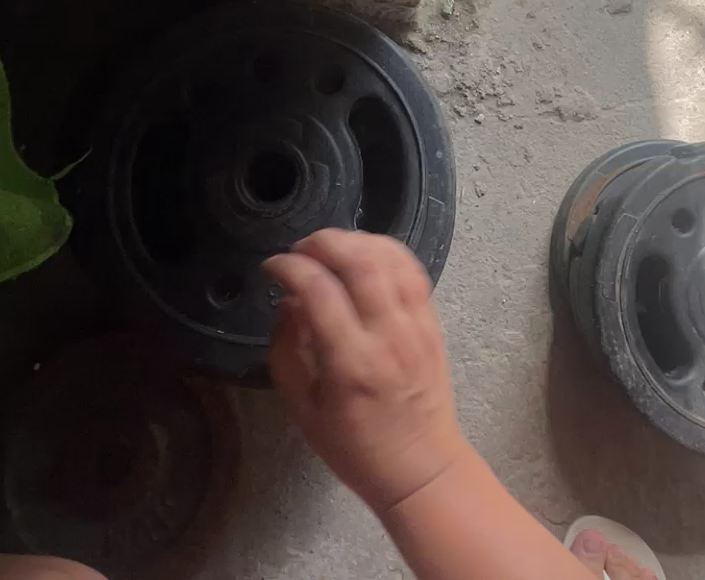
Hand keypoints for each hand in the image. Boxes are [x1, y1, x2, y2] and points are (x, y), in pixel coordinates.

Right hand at [262, 229, 469, 515]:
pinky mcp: (432, 319)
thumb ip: (287, 351)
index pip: (320, 292)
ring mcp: (416, 323)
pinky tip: (365, 251)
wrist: (421, 465)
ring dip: (355, 240)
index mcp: (351, 363)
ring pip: (390, 258)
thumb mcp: (304, 410)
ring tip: (329, 246)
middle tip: (300, 248)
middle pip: (361, 262)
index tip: (272, 266)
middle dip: (325, 242)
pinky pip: (412, 269)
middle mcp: (388, 335)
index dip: (291, 268)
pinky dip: (386, 249)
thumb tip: (288, 300)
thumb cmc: (356, 446)